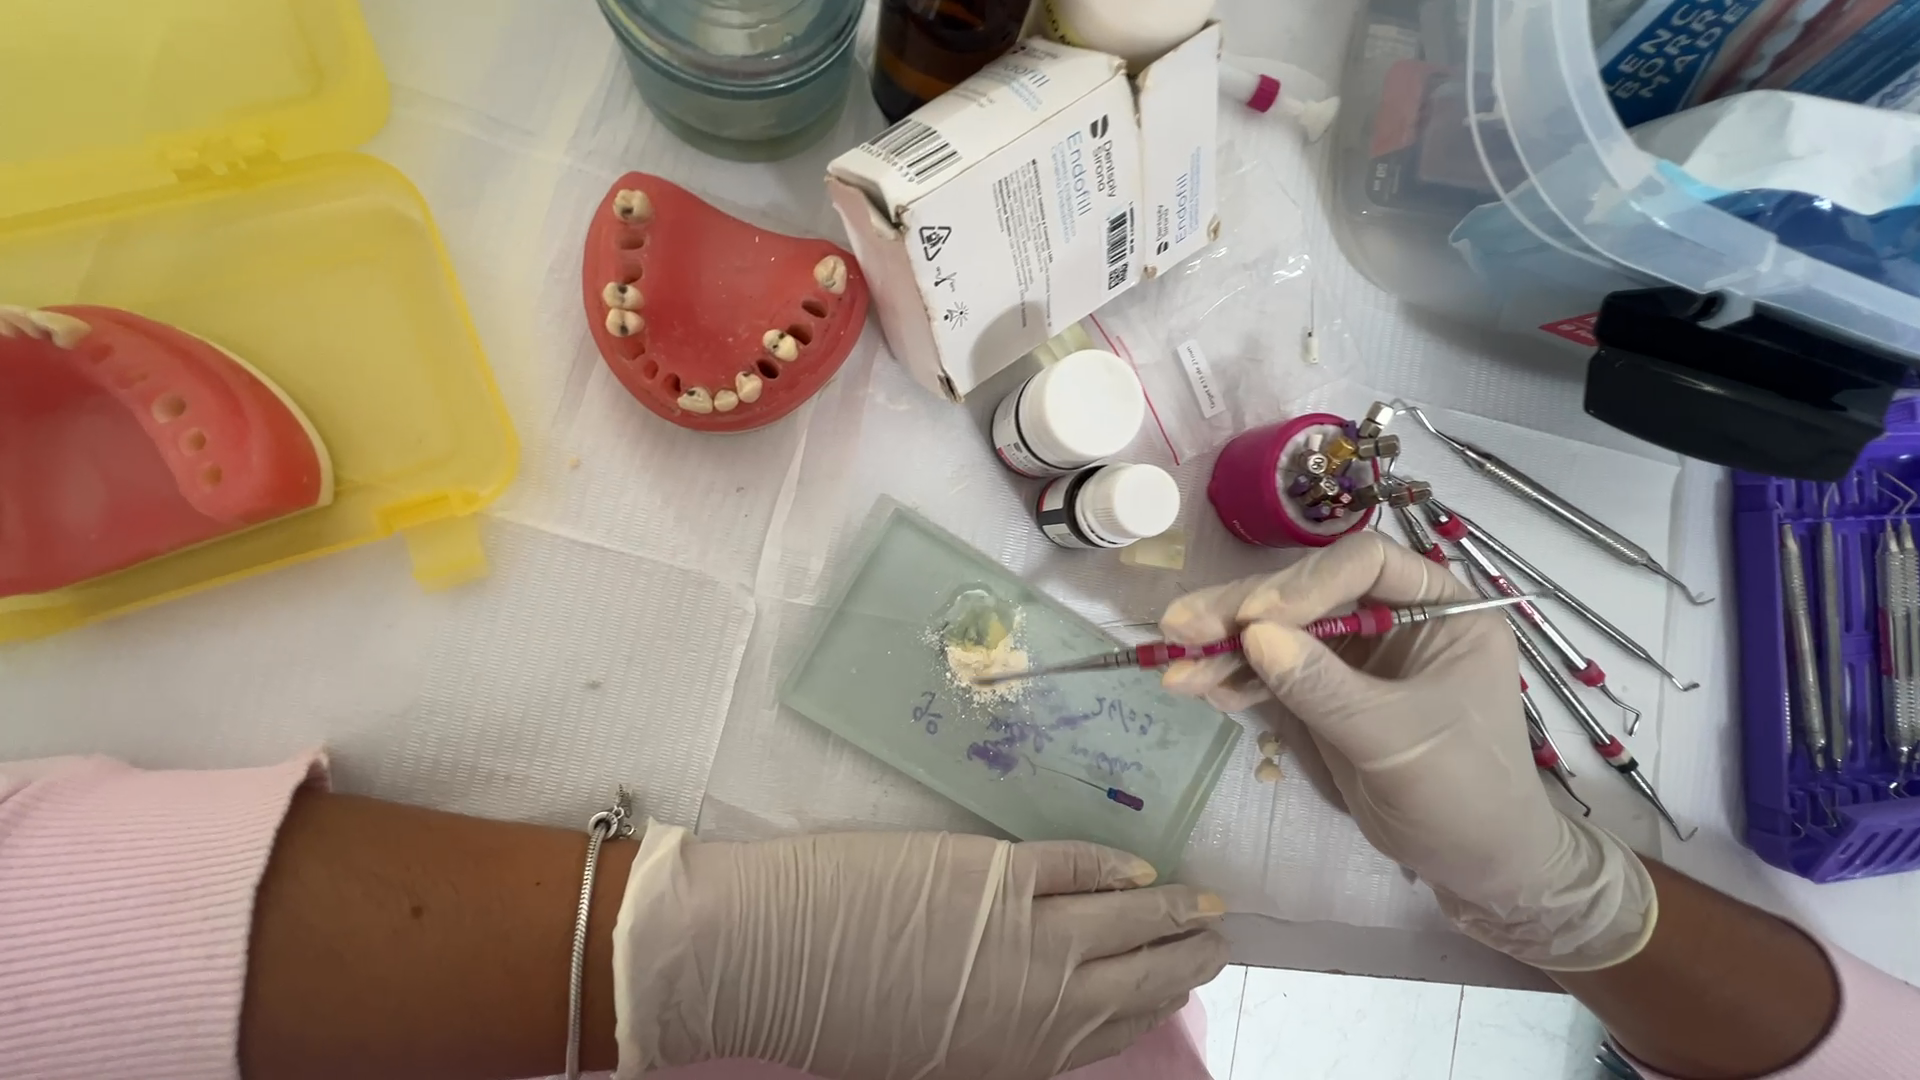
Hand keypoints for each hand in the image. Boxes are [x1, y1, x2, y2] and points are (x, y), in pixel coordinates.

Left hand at [612, 828, 1228, 1078]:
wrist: (769, 955)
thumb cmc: (836, 1013)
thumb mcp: (932, 1055)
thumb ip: (997, 1036)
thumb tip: (1045, 1004)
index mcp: (1022, 1056)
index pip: (1115, 1029)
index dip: (1157, 1003)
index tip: (1183, 981)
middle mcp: (1041, 1003)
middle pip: (1138, 980)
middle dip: (1186, 959)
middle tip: (1220, 938)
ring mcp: (1025, 935)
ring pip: (1124, 922)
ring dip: (1171, 910)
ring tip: (1205, 901)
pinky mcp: (998, 874)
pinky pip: (1077, 869)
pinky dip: (1114, 869)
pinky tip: (1140, 870)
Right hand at [1158, 531, 1654, 971]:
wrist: (1471, 861)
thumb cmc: (1464, 795)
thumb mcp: (1397, 739)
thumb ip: (1325, 687)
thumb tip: (1253, 636)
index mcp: (1437, 607)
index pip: (1363, 563)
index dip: (1304, 582)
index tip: (1254, 619)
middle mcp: (1390, 614)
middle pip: (1303, 592)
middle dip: (1239, 614)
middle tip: (1178, 629)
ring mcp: (1351, 649)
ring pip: (1276, 629)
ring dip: (1223, 648)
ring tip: (1174, 670)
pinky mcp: (1321, 683)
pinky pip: (1269, 668)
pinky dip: (1234, 679)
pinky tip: (1203, 692)